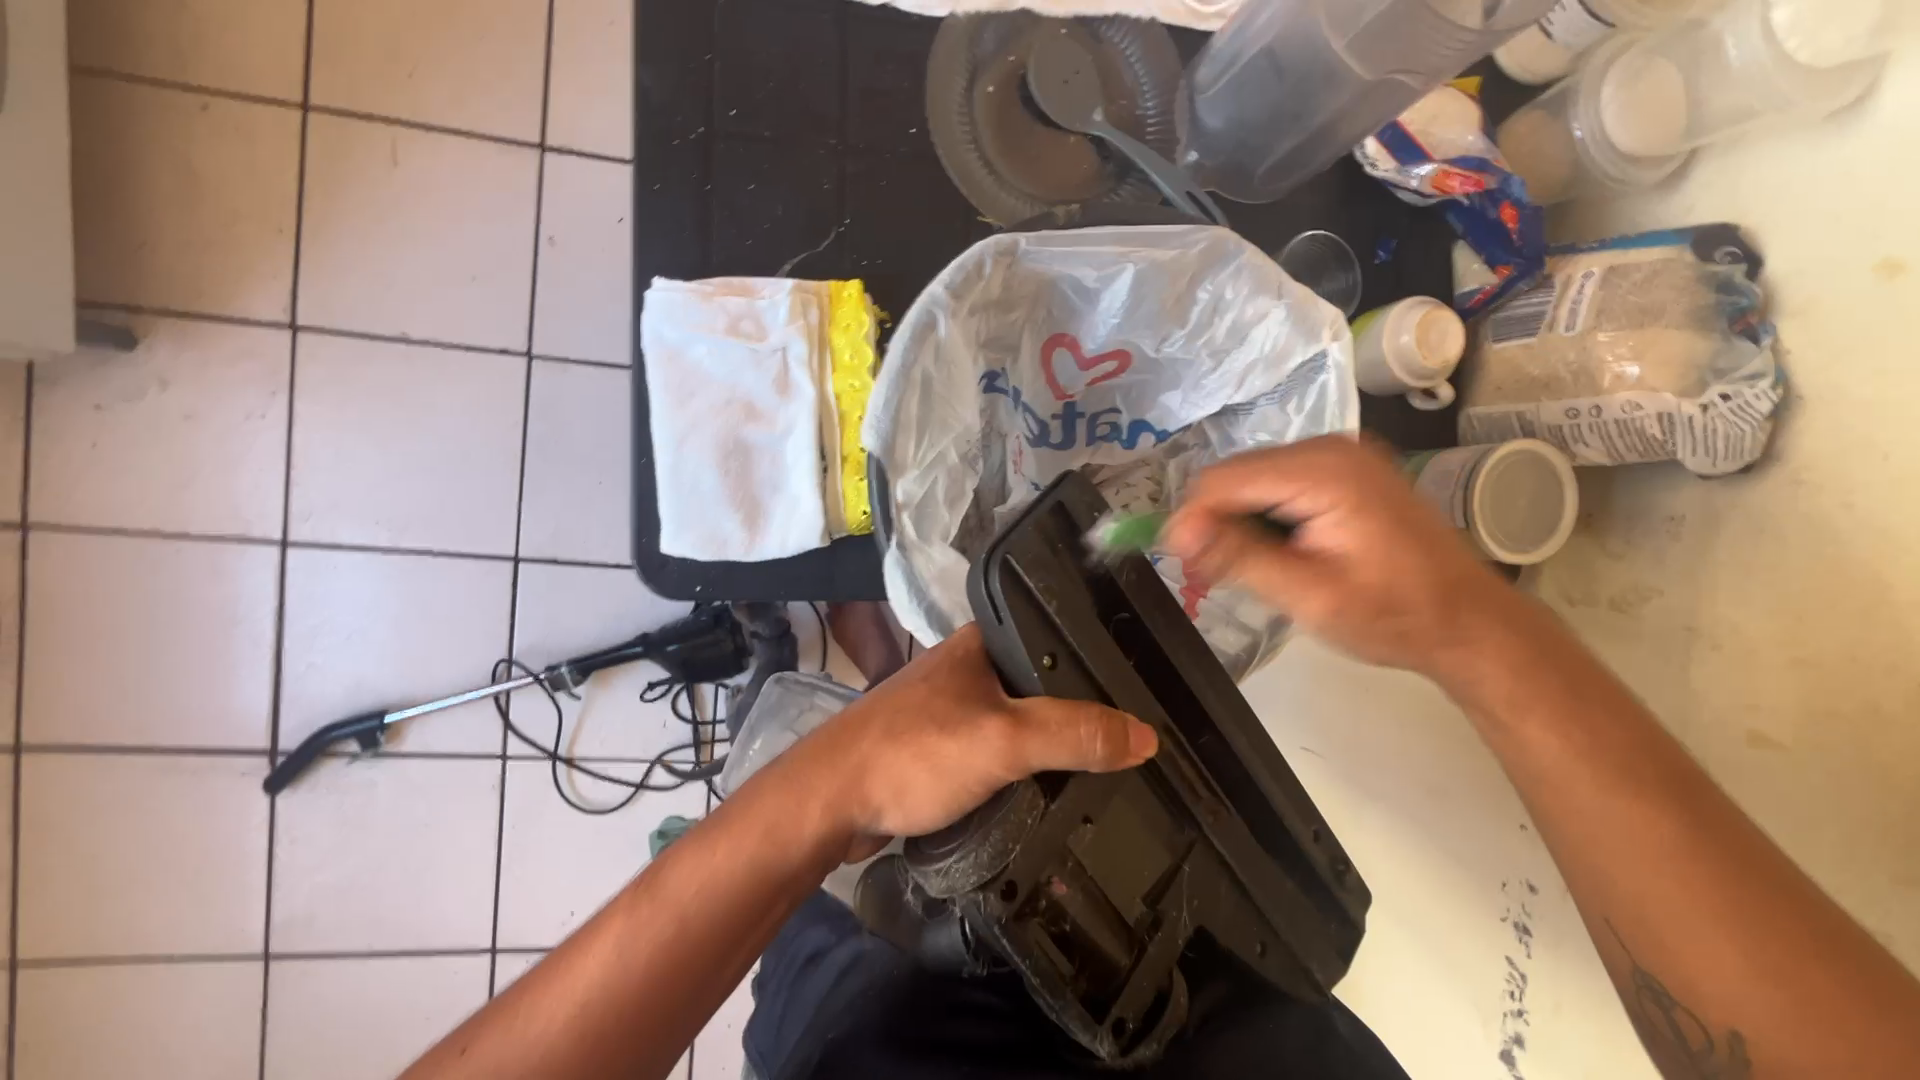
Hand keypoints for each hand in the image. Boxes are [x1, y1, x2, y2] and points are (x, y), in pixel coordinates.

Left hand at [791, 624, 1156, 854]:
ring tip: (1102, 771)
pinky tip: (1047, 792)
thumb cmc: (913, 754)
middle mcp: (967, 667)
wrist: (828, 802)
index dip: (1104, 669)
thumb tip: (1146, 736)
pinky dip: (1020, 770)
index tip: (1147, 700)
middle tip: (1132, 746)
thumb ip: (1074, 733)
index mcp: (982, 643)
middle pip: (1043, 687)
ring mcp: (949, 708)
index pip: (1060, 642)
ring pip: (1018, 723)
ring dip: (1050, 747)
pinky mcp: (938, 747)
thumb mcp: (1004, 741)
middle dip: (1082, 716)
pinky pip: (995, 753)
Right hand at [1161, 435, 1519, 676]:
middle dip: (1213, 520)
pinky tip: (1274, 551)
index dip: (1192, 518)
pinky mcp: (1347, 472)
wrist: (1469, 622)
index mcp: (1323, 471)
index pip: (1224, 479)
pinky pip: (1282, 483)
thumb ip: (1240, 557)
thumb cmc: (1393, 615)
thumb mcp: (1308, 595)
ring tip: (1240, 568)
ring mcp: (1343, 456)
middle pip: (1238, 474)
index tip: (1181, 562)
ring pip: (1255, 479)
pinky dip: (1265, 515)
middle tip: (1208, 573)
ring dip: (1238, 519)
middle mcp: (1331, 448)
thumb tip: (1176, 534)